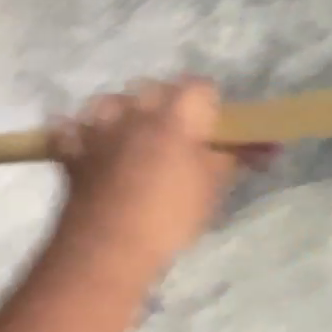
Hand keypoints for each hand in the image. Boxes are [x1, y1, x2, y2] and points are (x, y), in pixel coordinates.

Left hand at [49, 78, 272, 281]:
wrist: (108, 245)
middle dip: (161, 105)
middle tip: (171, 137)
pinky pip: (69, 129)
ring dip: (117, 114)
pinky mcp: (69, 150)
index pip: (198, 86)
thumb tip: (262, 146)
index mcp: (175, 115)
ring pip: (107, 102)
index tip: (209, 128)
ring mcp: (96, 129)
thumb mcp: (214, 187)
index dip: (206, 105)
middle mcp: (132, 113)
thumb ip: (233, 157)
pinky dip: (75, 133)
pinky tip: (85, 148)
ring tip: (126, 139)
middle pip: (150, 89)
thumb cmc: (170, 217)